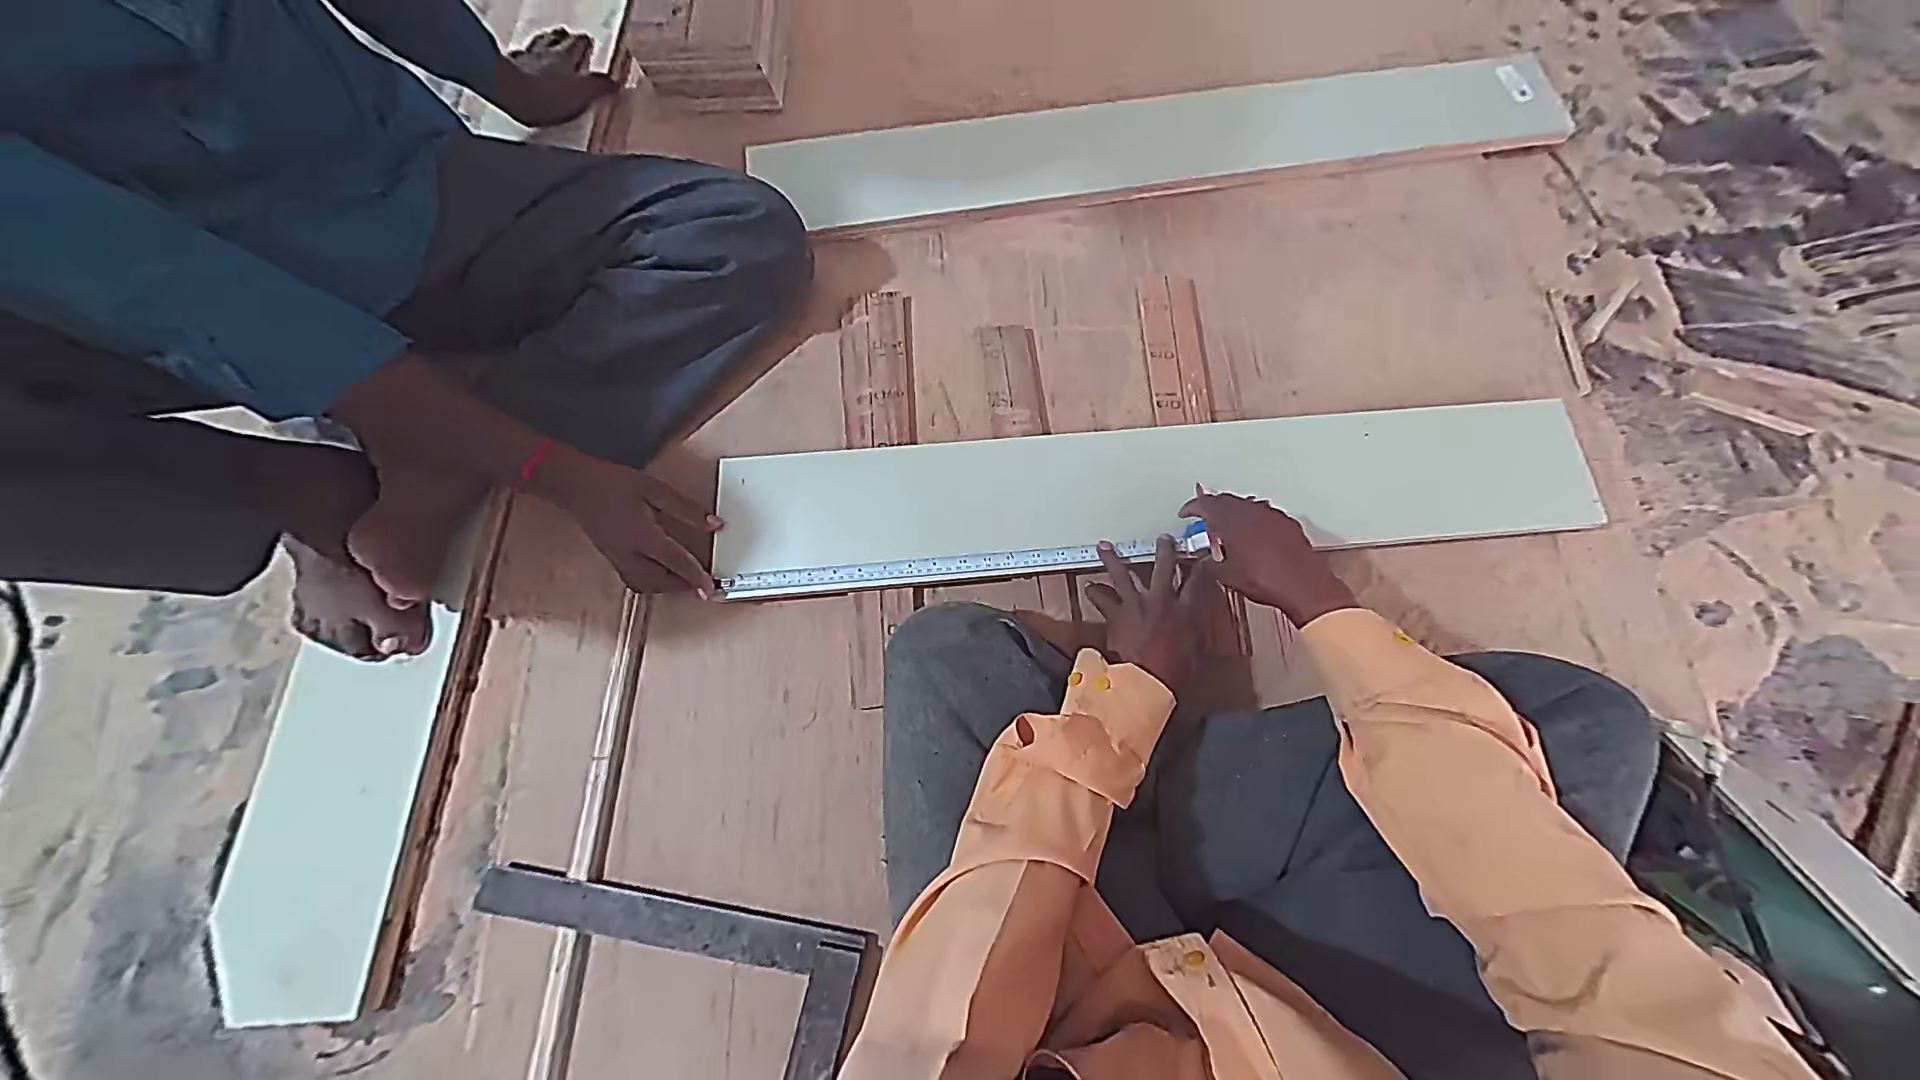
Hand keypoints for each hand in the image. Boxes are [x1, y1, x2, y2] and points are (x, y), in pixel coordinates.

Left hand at [493, 29, 616, 127]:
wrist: (508, 92)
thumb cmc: (546, 95)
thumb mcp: (583, 94)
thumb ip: (599, 87)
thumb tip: (615, 82)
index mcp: (565, 56)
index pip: (579, 46)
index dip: (585, 44)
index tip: (589, 40)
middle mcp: (545, 52)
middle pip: (557, 40)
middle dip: (565, 38)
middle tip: (570, 36)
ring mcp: (526, 57)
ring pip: (539, 44)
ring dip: (546, 41)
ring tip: (550, 39)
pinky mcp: (508, 66)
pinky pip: (522, 56)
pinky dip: (528, 54)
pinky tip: (527, 56)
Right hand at [532, 448, 722, 595]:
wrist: (573, 483)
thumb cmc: (613, 483)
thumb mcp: (655, 489)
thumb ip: (686, 509)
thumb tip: (715, 524)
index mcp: (642, 535)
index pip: (675, 562)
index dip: (696, 576)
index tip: (712, 589)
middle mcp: (628, 552)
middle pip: (660, 582)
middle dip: (684, 587)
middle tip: (704, 584)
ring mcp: (616, 558)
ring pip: (645, 585)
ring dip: (668, 588)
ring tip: (687, 581)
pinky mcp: (610, 558)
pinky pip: (633, 580)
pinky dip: (652, 584)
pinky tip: (662, 575)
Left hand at [1083, 535, 1219, 691]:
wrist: (1144, 681)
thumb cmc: (1174, 673)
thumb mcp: (1196, 652)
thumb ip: (1195, 633)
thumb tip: (1195, 626)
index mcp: (1187, 611)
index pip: (1198, 582)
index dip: (1201, 569)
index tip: (1202, 559)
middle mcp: (1161, 601)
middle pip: (1164, 566)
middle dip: (1165, 550)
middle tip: (1164, 539)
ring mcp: (1136, 604)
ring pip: (1123, 574)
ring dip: (1113, 558)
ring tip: (1104, 546)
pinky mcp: (1116, 614)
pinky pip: (1103, 598)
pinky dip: (1096, 592)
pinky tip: (1090, 588)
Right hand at [1179, 488, 1358, 625]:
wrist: (1304, 587)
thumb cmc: (1267, 580)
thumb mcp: (1226, 575)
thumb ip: (1211, 562)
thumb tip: (1208, 560)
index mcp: (1231, 521)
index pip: (1206, 504)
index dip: (1192, 507)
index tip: (1186, 512)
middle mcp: (1252, 512)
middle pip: (1226, 500)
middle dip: (1211, 507)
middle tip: (1202, 516)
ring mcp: (1272, 516)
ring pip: (1245, 504)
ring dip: (1232, 512)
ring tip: (1226, 528)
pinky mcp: (1287, 523)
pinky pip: (1263, 513)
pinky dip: (1252, 518)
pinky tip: (1251, 533)